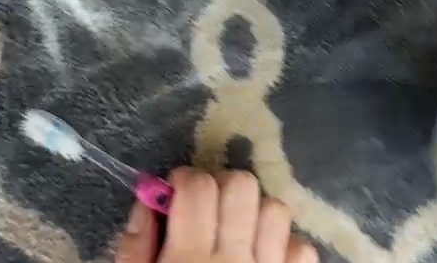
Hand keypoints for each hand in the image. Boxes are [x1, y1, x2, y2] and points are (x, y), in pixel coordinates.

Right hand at [114, 168, 318, 262]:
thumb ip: (134, 248)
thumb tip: (148, 199)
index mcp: (188, 260)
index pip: (198, 186)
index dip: (184, 181)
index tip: (175, 198)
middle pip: (242, 187)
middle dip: (221, 188)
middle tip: (207, 211)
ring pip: (276, 211)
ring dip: (255, 215)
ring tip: (238, 235)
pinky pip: (302, 250)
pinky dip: (284, 250)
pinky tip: (264, 262)